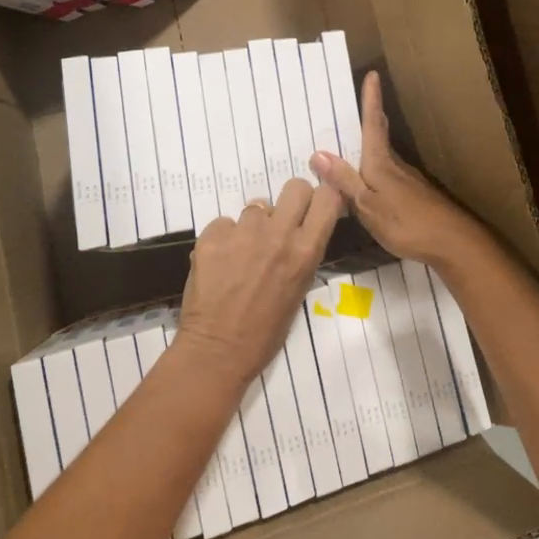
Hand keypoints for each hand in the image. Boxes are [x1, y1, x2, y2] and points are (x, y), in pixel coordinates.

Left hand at [178, 177, 342, 384]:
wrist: (218, 351)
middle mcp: (278, 233)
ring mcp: (242, 232)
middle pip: (295, 186)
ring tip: (243, 256)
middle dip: (291, 201)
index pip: (327, 197)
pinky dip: (224, 239)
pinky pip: (224, 223)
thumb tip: (297, 232)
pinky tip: (220, 264)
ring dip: (254, 226)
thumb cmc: (266, 332)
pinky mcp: (211, 236)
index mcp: (305, 251)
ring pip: (256, 207)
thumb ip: (301, 254)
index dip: (322, 199)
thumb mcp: (299, 291)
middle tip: (281, 224)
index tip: (315, 208)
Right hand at [309, 71, 492, 268]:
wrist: (452, 243)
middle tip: (352, 105)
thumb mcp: (368, 205)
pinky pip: (387, 175)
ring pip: (383, 156)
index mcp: (381, 163)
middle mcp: (394, 165)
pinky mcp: (413, 196)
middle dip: (369, 118)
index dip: (371, 99)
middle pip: (379, 136)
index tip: (372, 74)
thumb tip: (318, 152)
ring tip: (348, 145)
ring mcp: (407, 180)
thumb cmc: (407, 222)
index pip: (373, 123)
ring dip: (368, 146)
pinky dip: (374, 170)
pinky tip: (366, 183)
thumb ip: (345, 180)